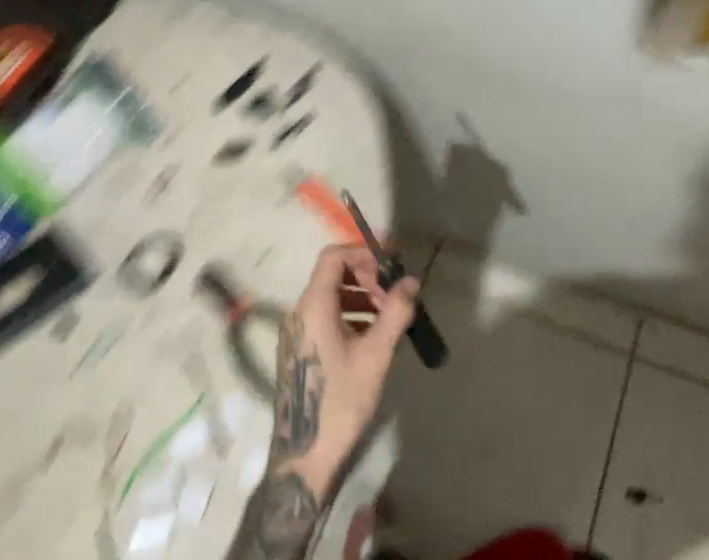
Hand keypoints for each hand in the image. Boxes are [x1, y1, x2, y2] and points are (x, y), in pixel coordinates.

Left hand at [276, 245, 419, 497]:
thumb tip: (411, 281)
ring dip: (362, 296)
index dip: (364, 252)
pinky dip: (352, 315)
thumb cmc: (341, 400)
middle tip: (395, 295)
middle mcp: (300, 314)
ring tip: (390, 316)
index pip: (334, 257)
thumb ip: (395, 312)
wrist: (306, 455)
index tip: (394, 263)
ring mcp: (298, 334)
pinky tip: (374, 336)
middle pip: (333, 274)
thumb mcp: (376, 354)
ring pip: (331, 297)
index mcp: (313, 308)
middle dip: (368, 276)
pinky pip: (327, 317)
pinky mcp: (301, 351)